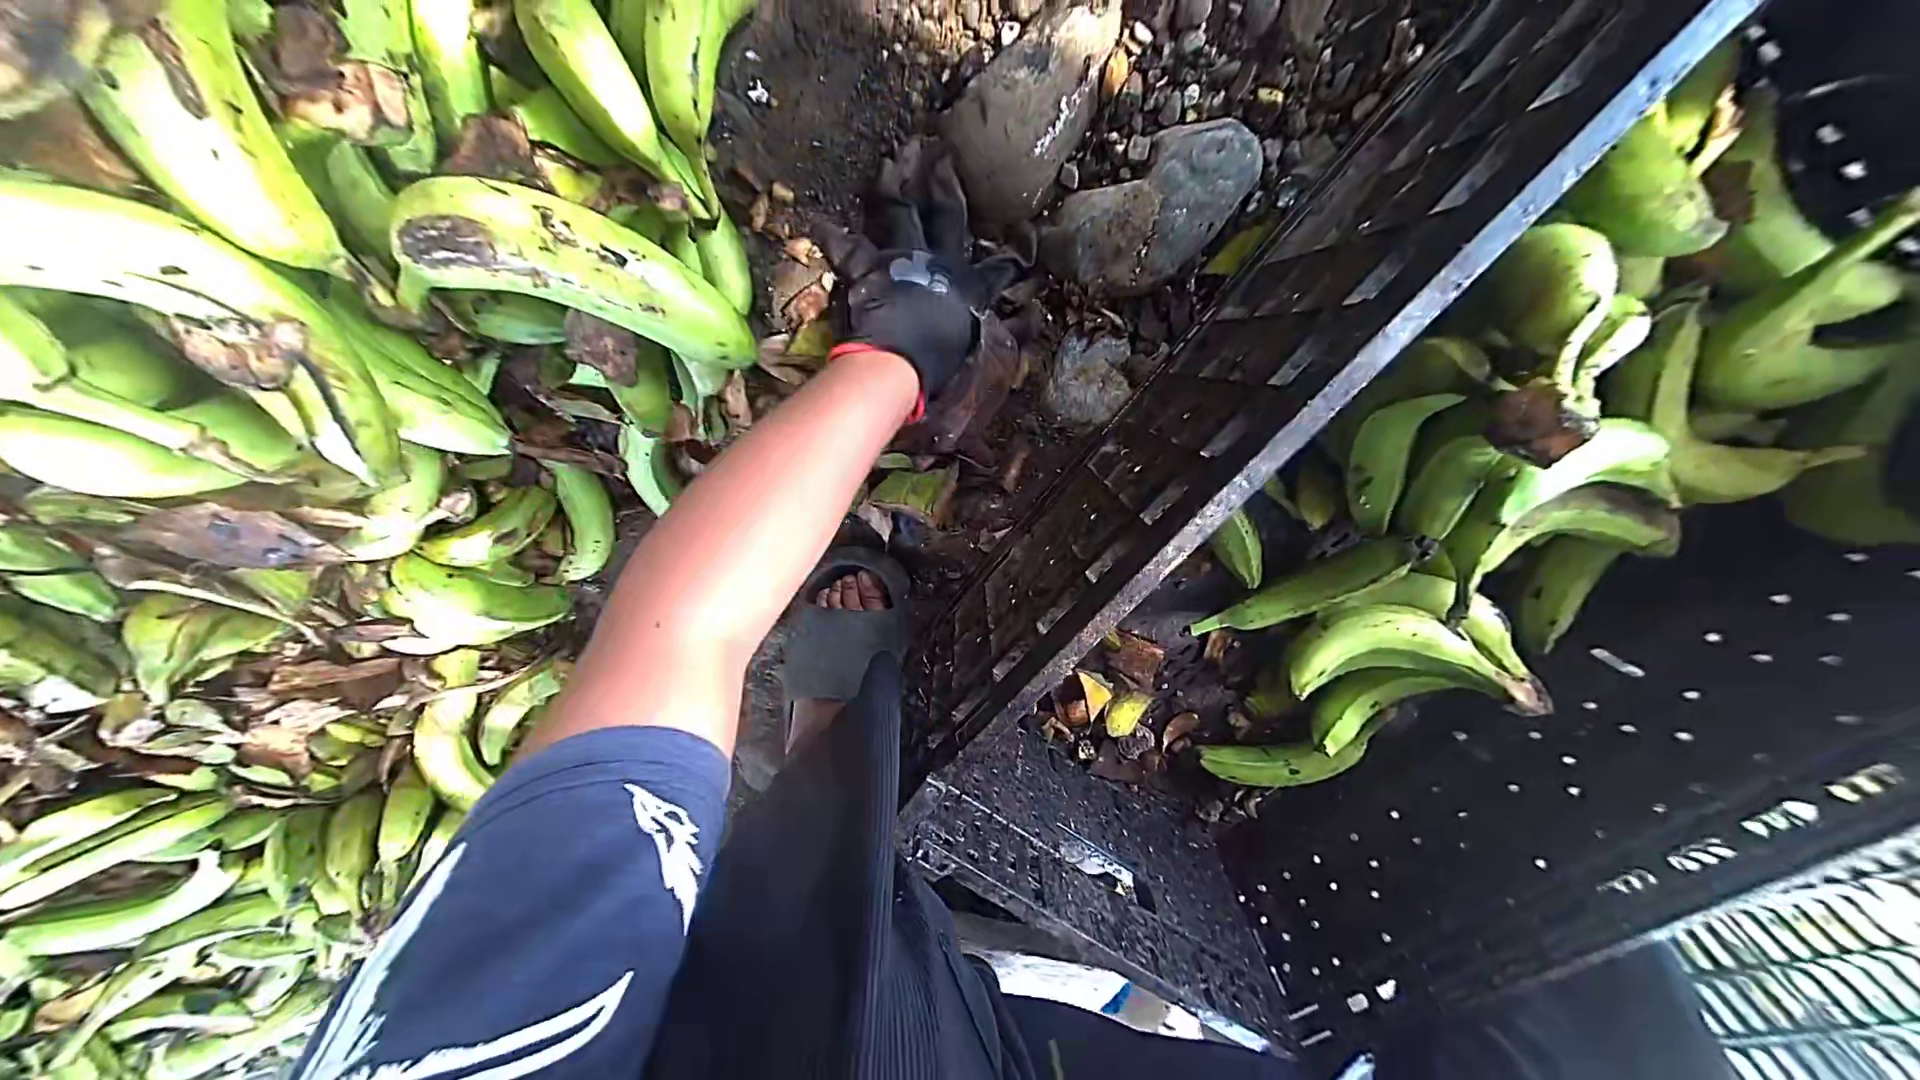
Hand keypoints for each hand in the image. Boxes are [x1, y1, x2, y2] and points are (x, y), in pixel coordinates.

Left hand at [819, 141, 1020, 398]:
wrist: (899, 364)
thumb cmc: (939, 364)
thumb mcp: (981, 351)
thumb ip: (1006, 333)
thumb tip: (1034, 320)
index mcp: (968, 288)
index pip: (996, 269)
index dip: (1010, 259)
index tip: (1022, 244)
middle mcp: (936, 264)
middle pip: (944, 215)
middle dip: (943, 182)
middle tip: (939, 151)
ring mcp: (900, 261)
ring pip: (898, 215)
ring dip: (893, 186)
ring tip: (890, 160)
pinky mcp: (867, 270)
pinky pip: (846, 248)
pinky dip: (831, 236)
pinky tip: (818, 220)